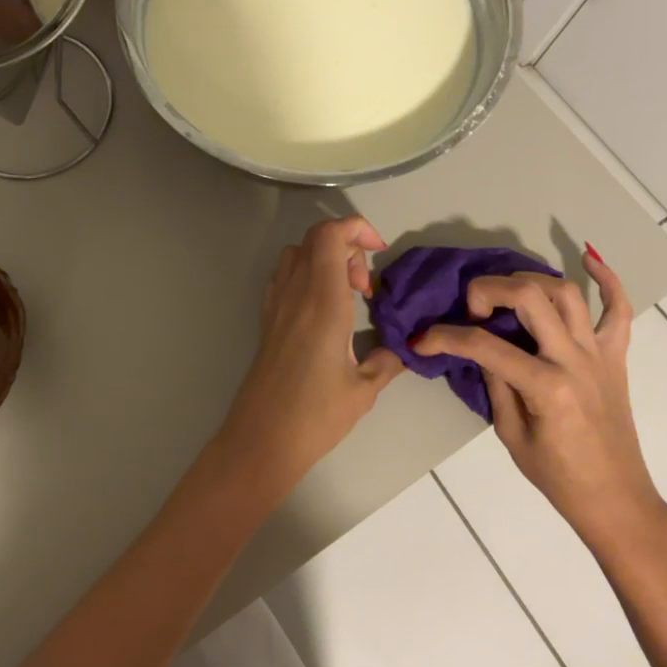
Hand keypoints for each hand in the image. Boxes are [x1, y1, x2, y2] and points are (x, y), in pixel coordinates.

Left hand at [218, 216, 405, 495]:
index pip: (330, 235)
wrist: (261, 438)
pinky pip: (285, 276)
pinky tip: (323, 313)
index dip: (356, 229)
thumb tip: (404, 346)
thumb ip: (387, 359)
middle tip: (366, 286)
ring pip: (297, 253)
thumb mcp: (364, 389)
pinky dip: (307, 276)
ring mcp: (276, 303)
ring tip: (347, 296)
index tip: (380, 251)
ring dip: (325, 259)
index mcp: (322, 300)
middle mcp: (295, 292)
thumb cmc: (315, 415)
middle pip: (314, 238)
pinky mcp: (267, 318)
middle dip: (347, 245)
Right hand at [411, 249, 666, 552]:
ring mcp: (599, 353)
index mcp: (546, 387)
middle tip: (473, 308)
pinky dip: (608, 279)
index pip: (484, 345)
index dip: (445, 337)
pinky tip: (588, 256)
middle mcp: (574, 360)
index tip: (422, 339)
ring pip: (566, 292)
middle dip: (490, 289)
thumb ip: (495, 382)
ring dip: (531, 280)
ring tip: (508, 293)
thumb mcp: (511, 434)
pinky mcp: (616, 355)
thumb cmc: (558, 477)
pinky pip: (619, 309)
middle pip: (530, 296)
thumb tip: (478, 348)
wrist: (617, 500)